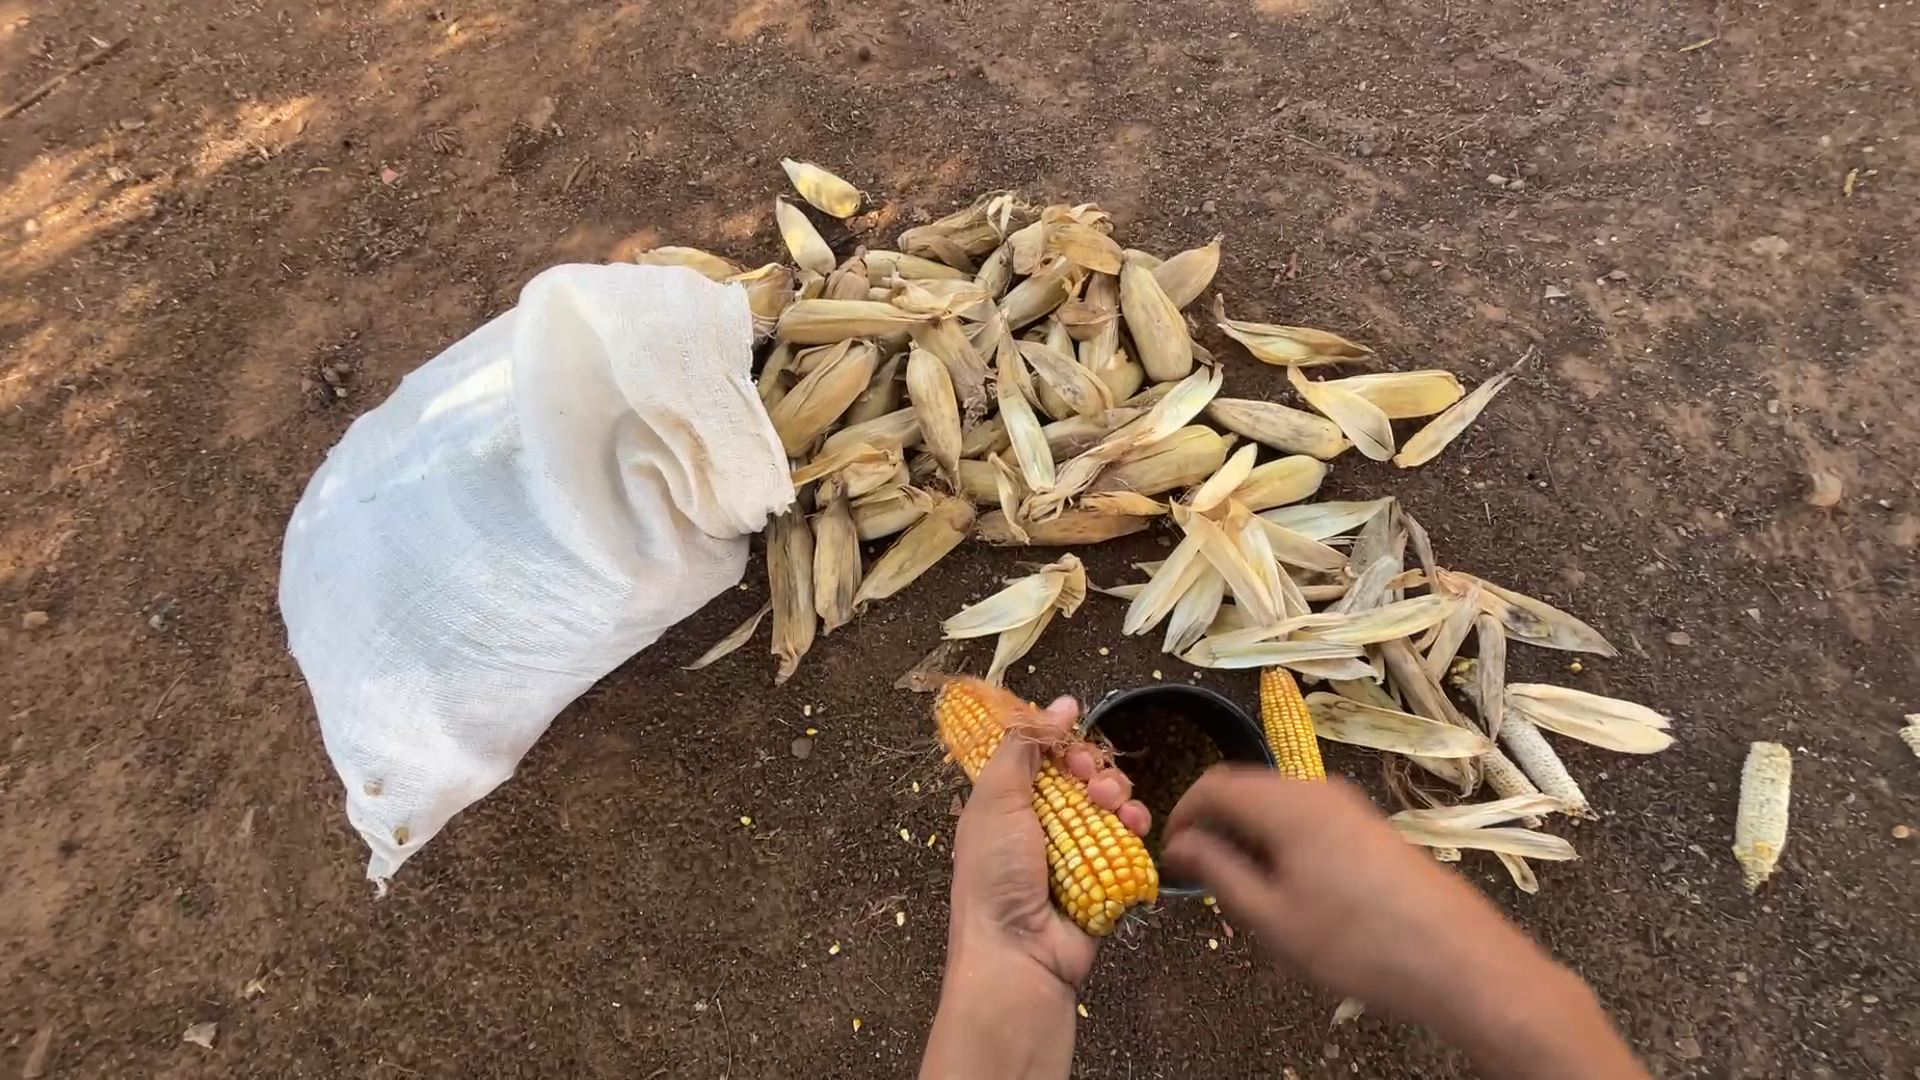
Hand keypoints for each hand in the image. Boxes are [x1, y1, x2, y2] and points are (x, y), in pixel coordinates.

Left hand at [922, 696, 1149, 1079]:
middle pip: (1077, 773)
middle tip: (1089, 778)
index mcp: (1006, 800)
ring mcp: (1073, 848)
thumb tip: (1060, 703)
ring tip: (1111, 804)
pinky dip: (1134, 823)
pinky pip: (1127, 836)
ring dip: (1115, 792)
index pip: (1040, 753)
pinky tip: (1134, 822)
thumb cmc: (996, 872)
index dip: (1058, 741)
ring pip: (1106, 800)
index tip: (1069, 740)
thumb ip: (1023, 744)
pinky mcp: (1103, 873)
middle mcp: (1038, 820)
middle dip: (1090, 766)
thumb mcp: (996, 797)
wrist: (1019, 957)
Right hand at [1161, 769, 1647, 1079]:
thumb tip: (1181, 843)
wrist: (1468, 965)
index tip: (1171, 852)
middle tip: (1205, 872)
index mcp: (1284, 803)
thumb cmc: (1359, 944)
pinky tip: (1292, 881)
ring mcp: (1345, 802)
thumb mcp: (1273, 918)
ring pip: (1273, 799)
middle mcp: (1312, 788)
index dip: (1182, 813)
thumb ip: (1218, 871)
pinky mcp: (1367, 822)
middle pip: (1242, 786)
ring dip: (1246, 829)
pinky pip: (1303, 811)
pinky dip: (1278, 833)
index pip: (1211, 785)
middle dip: (1214, 822)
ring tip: (1246, 882)